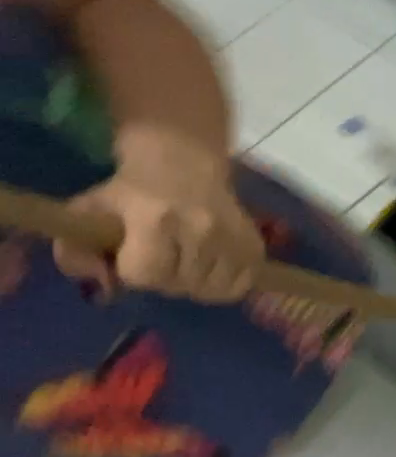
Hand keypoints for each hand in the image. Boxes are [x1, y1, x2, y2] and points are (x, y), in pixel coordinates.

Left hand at [56, 130, 263, 302]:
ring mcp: (233, 241)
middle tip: (160, 264)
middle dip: (164, 281)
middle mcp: (202, 231)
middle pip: (180, 285)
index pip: (147, 274)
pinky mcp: (256, 248)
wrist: (185, 166)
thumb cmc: (134, 189)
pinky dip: (224, 287)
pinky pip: (241, 286)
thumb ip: (79, 251)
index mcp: (157, 220)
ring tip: (186, 270)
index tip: (132, 259)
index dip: (134, 273)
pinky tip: (211, 273)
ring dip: (194, 286)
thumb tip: (104, 286)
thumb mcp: (91, 211)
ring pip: (211, 290)